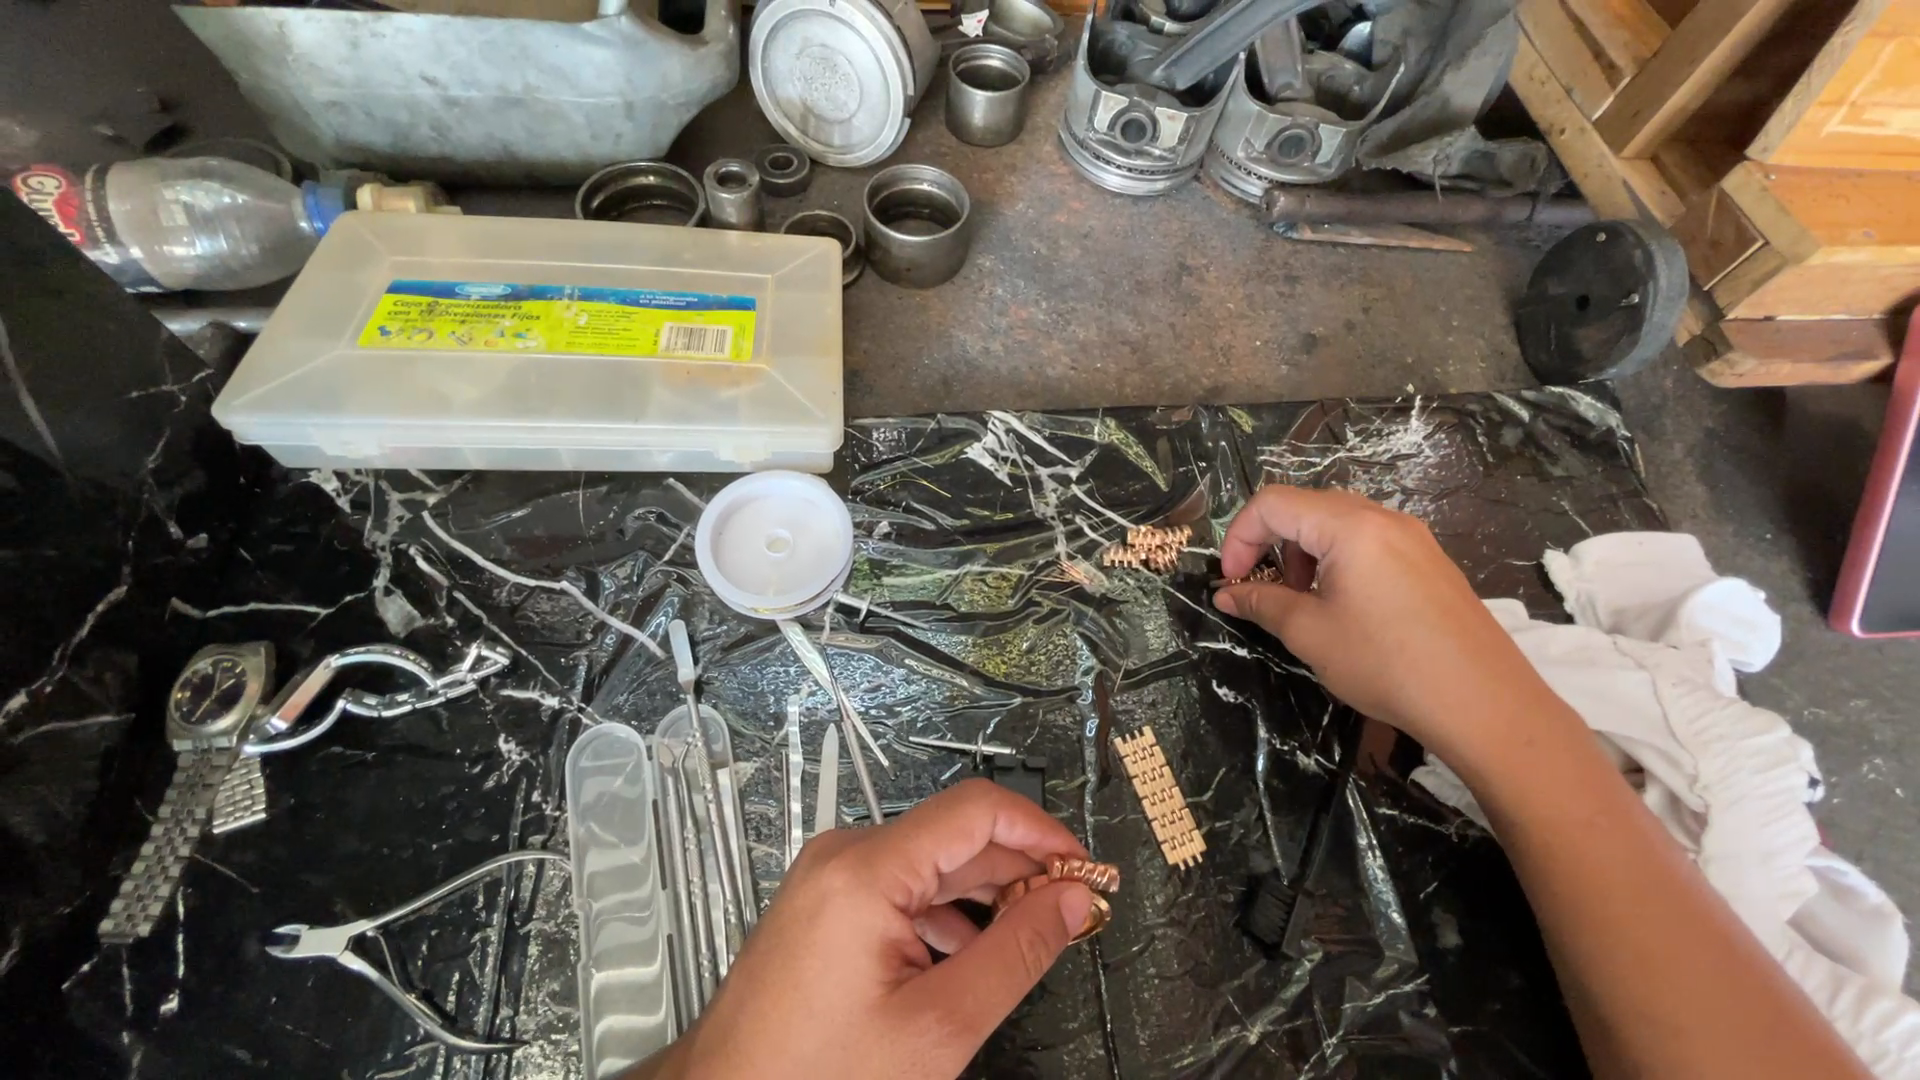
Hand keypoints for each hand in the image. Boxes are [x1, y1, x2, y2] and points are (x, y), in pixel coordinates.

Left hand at [640, 779, 1094, 1079]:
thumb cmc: (819, 1076)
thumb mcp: (938, 1027)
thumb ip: (1017, 953)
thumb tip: (1072, 901)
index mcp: (867, 869)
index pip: (977, 809)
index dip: (1040, 830)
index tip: (1081, 867)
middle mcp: (845, 854)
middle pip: (956, 836)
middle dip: (1019, 868)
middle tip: (1069, 912)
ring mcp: (832, 874)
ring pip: (932, 861)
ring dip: (986, 892)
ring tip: (1028, 936)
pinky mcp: (828, 898)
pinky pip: (902, 884)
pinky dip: (946, 909)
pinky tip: (970, 950)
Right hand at [1212, 486, 1563, 761]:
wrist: (1485, 704)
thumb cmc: (1386, 663)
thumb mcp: (1309, 634)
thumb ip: (1261, 604)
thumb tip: (1225, 595)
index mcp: (1350, 527)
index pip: (1272, 504)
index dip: (1239, 537)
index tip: (1231, 582)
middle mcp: (1383, 518)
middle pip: (1305, 506)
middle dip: (1269, 543)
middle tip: (1260, 588)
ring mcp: (1412, 537)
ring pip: (1336, 523)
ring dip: (1302, 552)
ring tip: (1299, 600)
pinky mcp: (1429, 560)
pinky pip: (1367, 541)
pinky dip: (1336, 560)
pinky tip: (1340, 605)